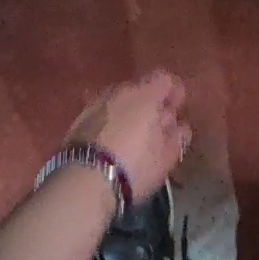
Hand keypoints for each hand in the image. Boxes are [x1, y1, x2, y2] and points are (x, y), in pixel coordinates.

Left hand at [64, 70, 190, 200]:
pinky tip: (112, 142)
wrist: (84, 180)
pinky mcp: (78, 118)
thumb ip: (177, 137)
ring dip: (129, 112)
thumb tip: (180, 126)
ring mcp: (96, 102)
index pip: (165, 79)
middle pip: (140, 89)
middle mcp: (120, 91)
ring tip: (133, 137)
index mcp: (145, 95)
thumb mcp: (167, 157)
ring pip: (120, 101)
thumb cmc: (134, 167)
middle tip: (157, 128)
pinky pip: (103, 113)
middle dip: (150, 104)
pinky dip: (111, 121)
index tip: (178, 109)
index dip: (174, 92)